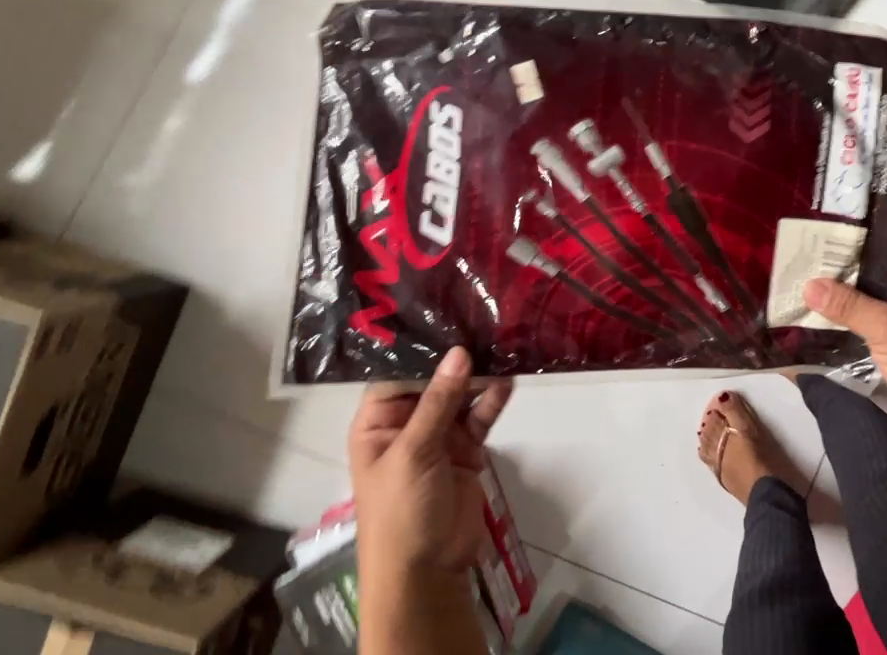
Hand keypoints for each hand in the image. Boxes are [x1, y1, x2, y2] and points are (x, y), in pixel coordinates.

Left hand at [349, 348, 512, 596]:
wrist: (427, 569)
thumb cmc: (401, 510)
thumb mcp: (414, 453)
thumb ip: (438, 402)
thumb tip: (459, 353)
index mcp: (378, 423)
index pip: (395, 375)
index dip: (418, 350)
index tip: (445, 318)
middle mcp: (407, 424)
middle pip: (433, 382)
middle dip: (456, 361)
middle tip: (482, 325)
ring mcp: (438, 437)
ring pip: (460, 397)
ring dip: (479, 378)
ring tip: (501, 347)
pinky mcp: (466, 450)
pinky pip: (480, 417)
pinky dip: (493, 401)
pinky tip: (508, 382)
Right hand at [805, 238, 886, 443]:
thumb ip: (848, 305)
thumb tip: (808, 286)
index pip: (884, 242)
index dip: (850, 238)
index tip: (813, 236)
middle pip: (873, 266)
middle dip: (838, 267)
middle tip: (798, 259)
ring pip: (869, 292)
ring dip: (840, 293)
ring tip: (799, 282)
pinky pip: (869, 315)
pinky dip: (847, 314)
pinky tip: (816, 312)